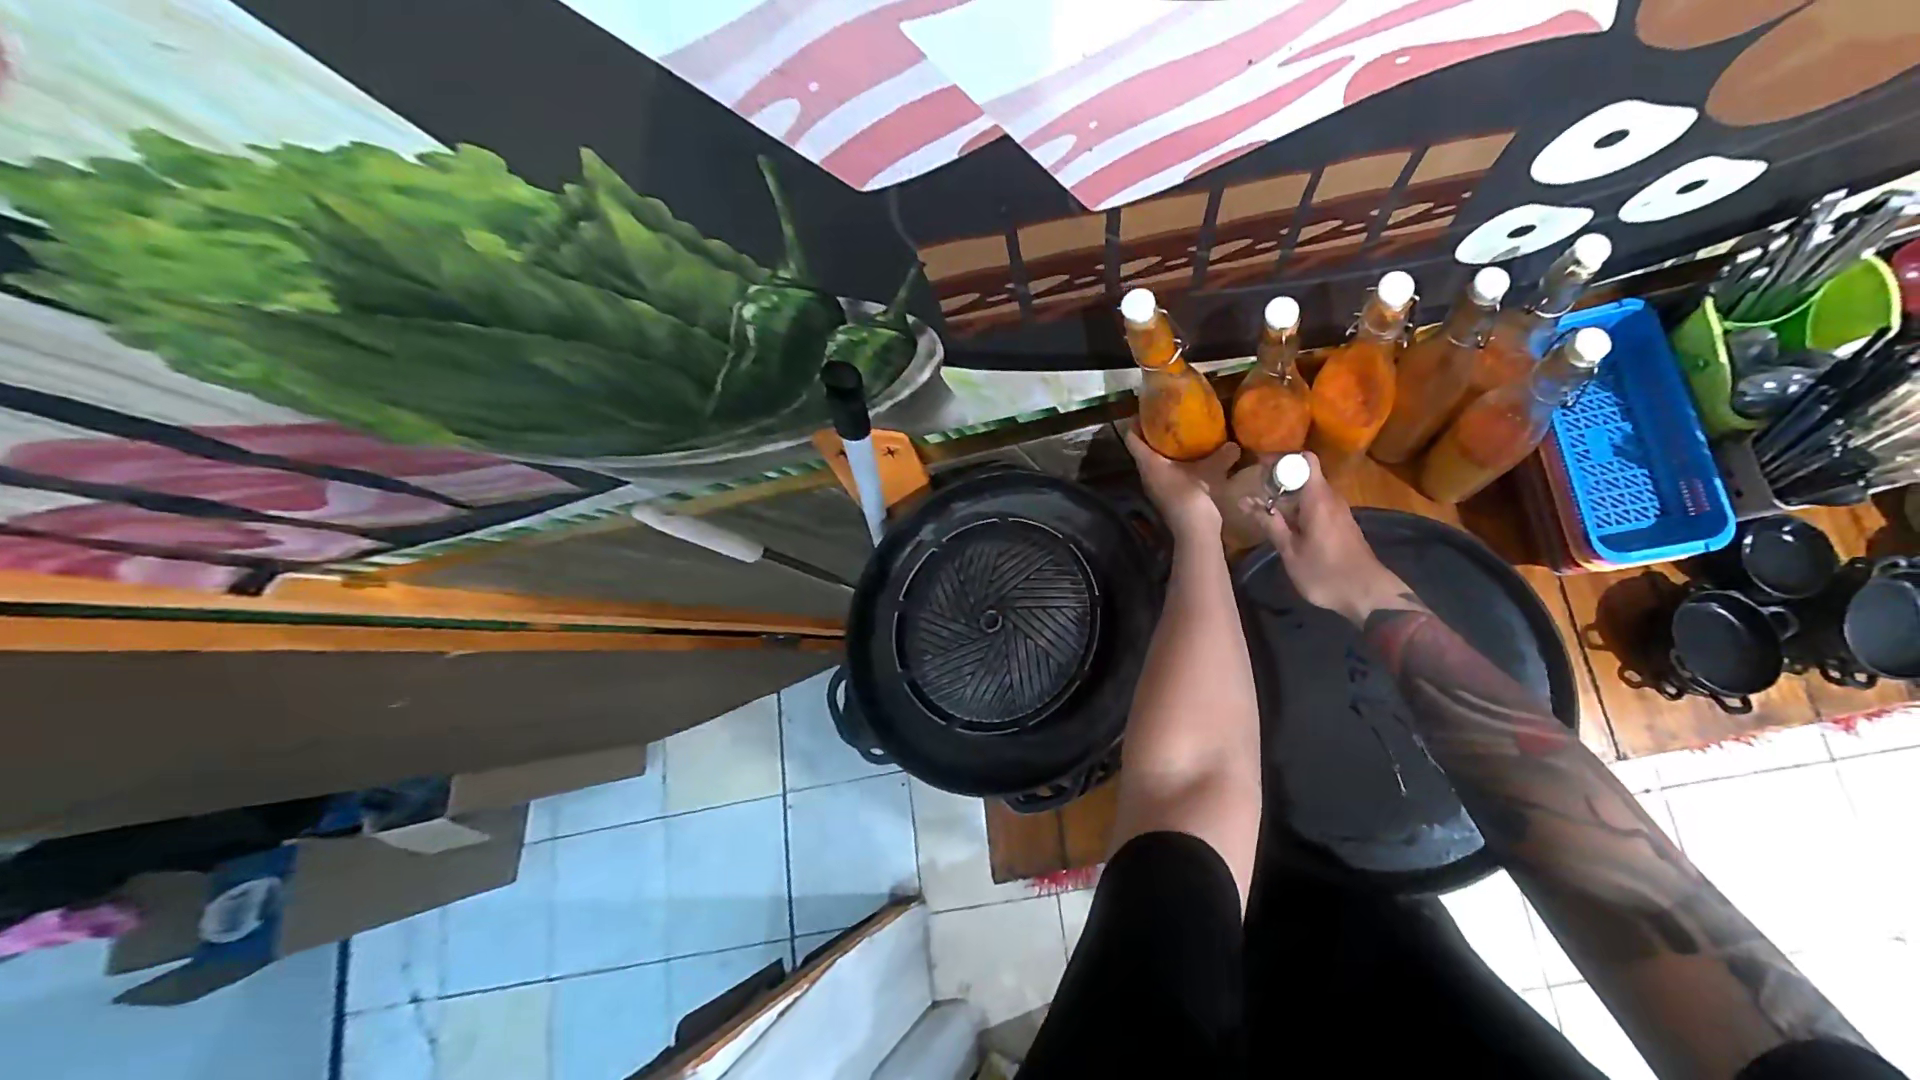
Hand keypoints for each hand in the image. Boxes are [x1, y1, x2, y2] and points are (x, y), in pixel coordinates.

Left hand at [1123, 424, 1237, 543]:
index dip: (1134, 423)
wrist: (1194, 530)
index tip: (1144, 410)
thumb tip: (1235, 444)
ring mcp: (1154, 486)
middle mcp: (1146, 473)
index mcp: (1148, 463)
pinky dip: (1170, 462)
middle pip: (1141, 449)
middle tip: (1166, 418)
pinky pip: (1162, 472)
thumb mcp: (1209, 471)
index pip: (1132, 439)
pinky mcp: (1164, 494)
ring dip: (1162, 449)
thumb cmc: (1194, 495)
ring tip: (1178, 434)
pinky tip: (1187, 458)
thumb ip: (1221, 455)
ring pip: (1152, 461)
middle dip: (1151, 433)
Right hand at [1235, 452, 1413, 623]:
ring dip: (1286, 497)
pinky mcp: (1340, 524)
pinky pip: (1315, 505)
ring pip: (1308, 492)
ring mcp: (1337, 511)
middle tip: (1252, 493)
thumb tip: (1246, 501)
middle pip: (1304, 475)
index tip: (1256, 467)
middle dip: (1277, 480)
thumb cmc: (1324, 572)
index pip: (1304, 460)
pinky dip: (1297, 509)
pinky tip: (1282, 525)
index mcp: (1318, 498)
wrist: (1367, 594)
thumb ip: (1269, 522)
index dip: (1280, 459)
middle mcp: (1330, 498)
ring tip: (1262, 509)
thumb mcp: (1289, 550)